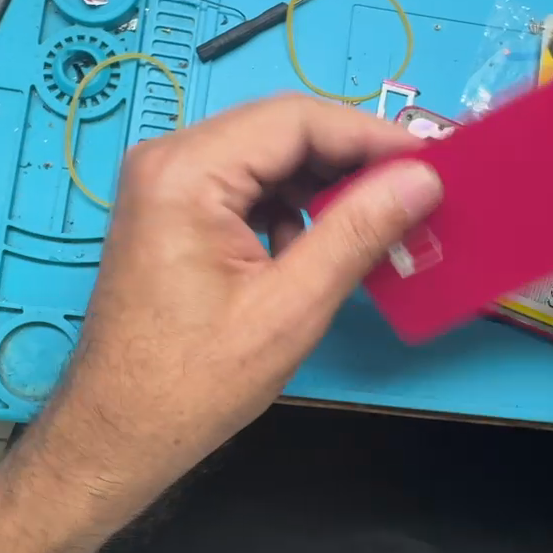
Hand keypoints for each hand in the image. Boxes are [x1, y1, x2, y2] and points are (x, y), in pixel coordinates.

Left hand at [40, 94, 440, 504]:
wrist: (120, 433)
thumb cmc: (196, 382)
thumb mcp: (290, 307)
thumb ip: (359, 232)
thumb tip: (423, 179)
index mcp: (187, 171)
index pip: (296, 119)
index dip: (371, 135)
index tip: (432, 159)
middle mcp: (168, 159)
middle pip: (279, 132)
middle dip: (350, 159)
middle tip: (414, 189)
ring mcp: (164, 183)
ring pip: (265, 158)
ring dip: (321, 184)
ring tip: (375, 219)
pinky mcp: (169, 210)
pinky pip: (243, 186)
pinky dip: (287, 207)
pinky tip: (311, 244)